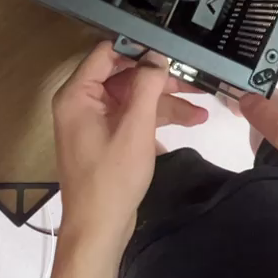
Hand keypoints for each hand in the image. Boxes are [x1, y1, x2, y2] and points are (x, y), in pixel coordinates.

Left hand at [52, 43, 205, 248]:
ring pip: (133, 99)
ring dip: (165, 103)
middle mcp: (81, 104)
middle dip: (160, 81)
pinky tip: (186, 124)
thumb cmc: (110, 182)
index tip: (168, 50)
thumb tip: (157, 58)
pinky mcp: (106, 138)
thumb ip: (147, 86)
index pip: (107, 53)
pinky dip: (156, 120)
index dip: (139, 49)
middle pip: (125, 77)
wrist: (99, 229)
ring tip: (199, 111)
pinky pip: (132, 118)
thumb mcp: (135, 128)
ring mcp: (94, 122)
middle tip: (193, 84)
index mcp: (77, 96)